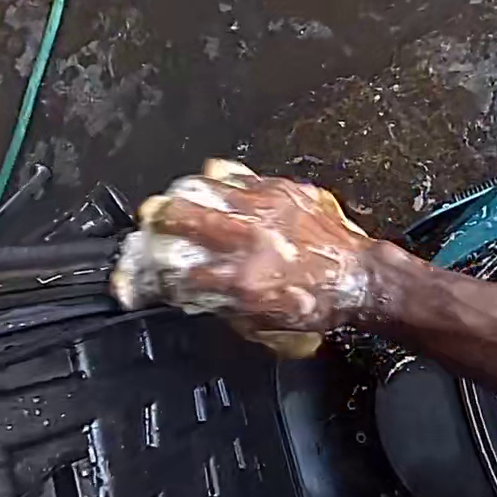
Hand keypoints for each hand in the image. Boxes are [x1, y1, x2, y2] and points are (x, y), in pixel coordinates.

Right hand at [110, 160, 385, 354]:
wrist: (359, 277)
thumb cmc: (317, 303)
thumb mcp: (260, 323)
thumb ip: (220, 304)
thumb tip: (187, 290)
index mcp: (240, 281)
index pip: (176, 272)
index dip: (147, 276)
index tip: (136, 277)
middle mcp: (247, 240)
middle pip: (180, 217)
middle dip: (155, 221)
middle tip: (148, 224)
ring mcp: (262, 209)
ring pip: (203, 188)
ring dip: (180, 195)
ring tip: (172, 200)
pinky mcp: (279, 189)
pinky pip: (235, 173)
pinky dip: (216, 178)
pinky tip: (210, 183)